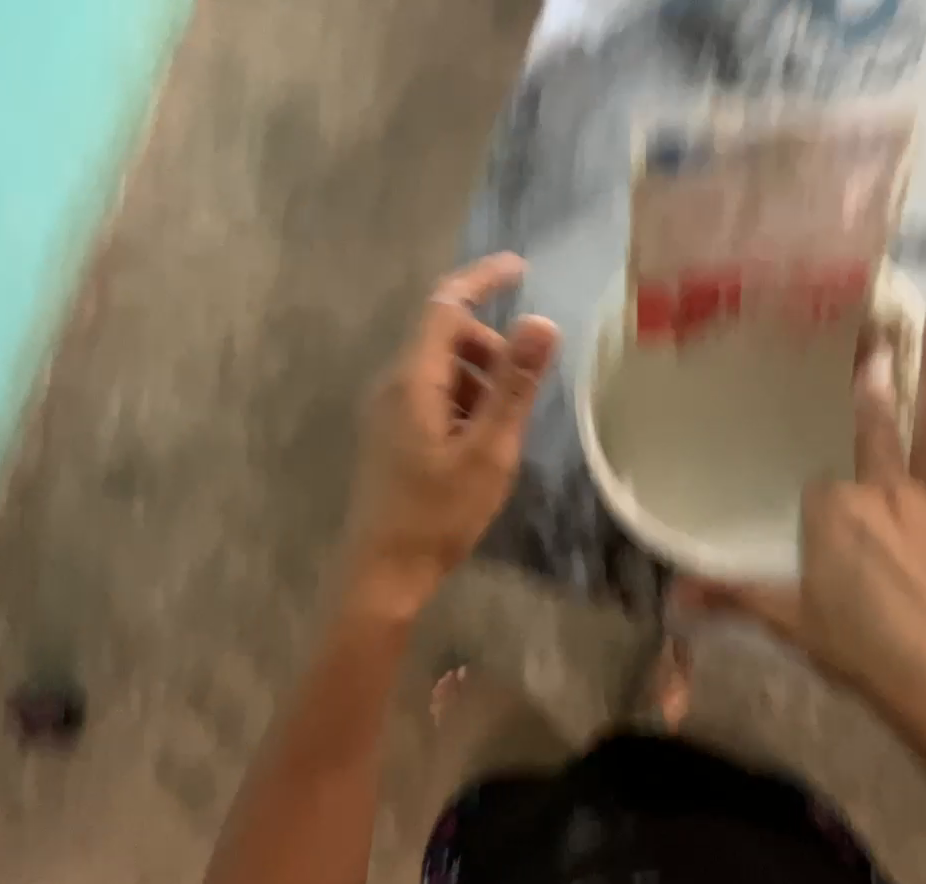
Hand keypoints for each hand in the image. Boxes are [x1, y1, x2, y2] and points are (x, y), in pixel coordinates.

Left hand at [339, 254, 559, 620]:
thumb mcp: (488, 451)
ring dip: (478, 384)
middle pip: (445, 338)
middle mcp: (393, 385)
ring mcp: (387, 412)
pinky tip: (477, 450)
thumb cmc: (438, 514)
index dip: (483, 280)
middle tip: (522, 394)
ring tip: (501, 436)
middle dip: (489, 350)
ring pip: (441, 373)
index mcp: (413, 380)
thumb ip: (514, 386)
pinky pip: (431, 399)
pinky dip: (462, 407)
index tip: (520, 269)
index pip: (446, 304)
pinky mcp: (389, 436)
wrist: (383, 572)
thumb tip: (542, 322)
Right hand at [678, 306, 925, 772]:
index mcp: (833, 516)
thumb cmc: (859, 652)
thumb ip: (730, 597)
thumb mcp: (786, 622)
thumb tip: (670, 596)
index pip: (819, 489)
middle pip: (875, 426)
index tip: (822, 529)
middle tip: (878, 326)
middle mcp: (884, 494)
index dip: (820, 506)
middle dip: (874, 376)